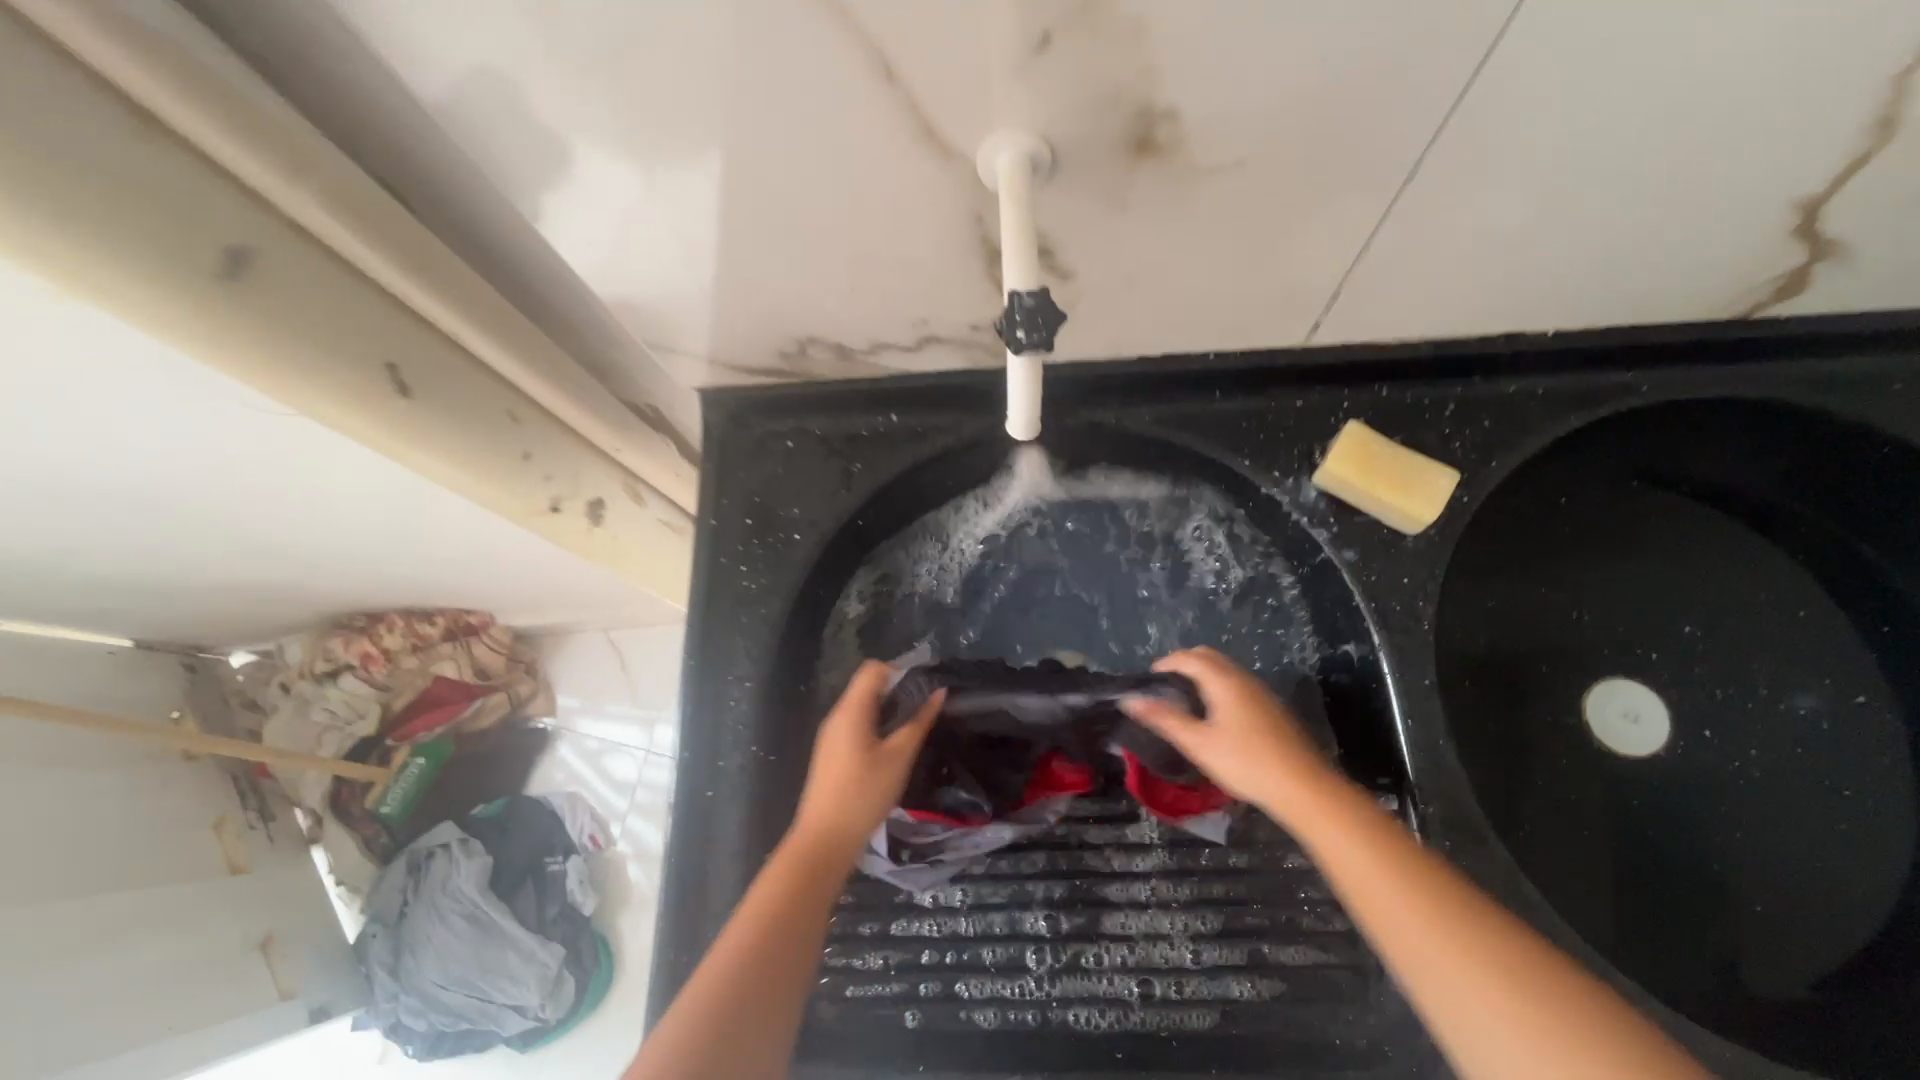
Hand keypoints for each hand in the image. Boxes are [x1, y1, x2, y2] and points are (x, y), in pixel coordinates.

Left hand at [790, 660, 944, 858]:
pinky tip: (891, 752)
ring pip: (862, 709)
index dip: (900, 672)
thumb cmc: (864, 793)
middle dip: (897, 693)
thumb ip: (919, 722)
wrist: (825, 838)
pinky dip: (875, 728)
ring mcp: (830, 736)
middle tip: (923, 714)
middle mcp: (836, 716)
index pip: (873, 669)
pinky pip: (855, 727)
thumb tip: (939, 692)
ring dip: (887, 712)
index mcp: (850, 710)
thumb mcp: (899, 757)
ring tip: (911, 733)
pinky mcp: (830, 754)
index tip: (923, 691)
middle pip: (867, 687)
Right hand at [1122, 647, 1336, 817]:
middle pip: (1208, 656)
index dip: (1166, 663)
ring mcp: (1260, 691)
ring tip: (1185, 698)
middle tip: (1165, 685)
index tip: (1149, 679)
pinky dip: (1218, 685)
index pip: (1189, 657)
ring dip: (1203, 673)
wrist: (1302, 786)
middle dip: (1184, 663)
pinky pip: (1237, 682)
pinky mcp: (1271, 707)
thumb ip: (1164, 718)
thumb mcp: (1198, 743)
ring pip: (1226, 668)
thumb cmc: (1244, 763)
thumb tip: (1130, 700)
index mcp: (1223, 681)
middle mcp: (1243, 678)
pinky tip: (1215, 713)